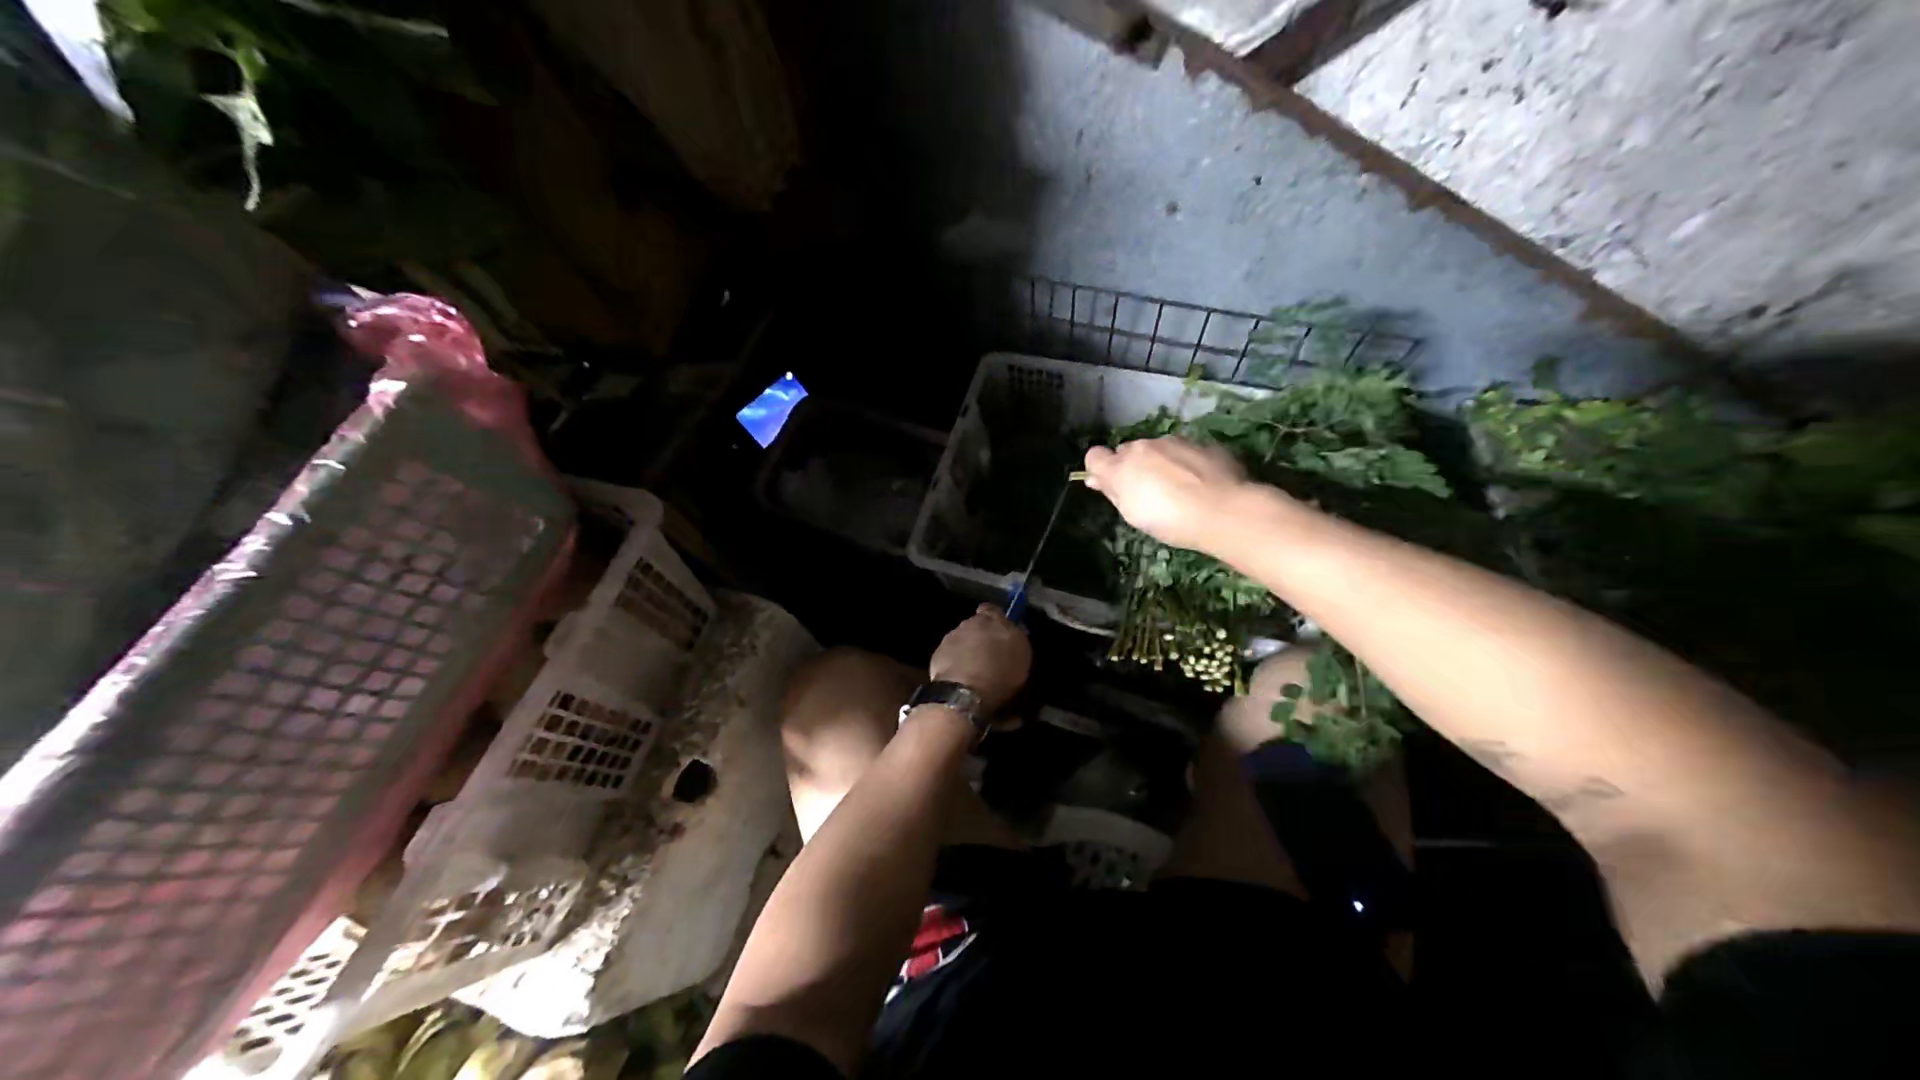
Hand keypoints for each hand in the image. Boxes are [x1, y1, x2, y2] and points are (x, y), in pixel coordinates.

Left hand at [928, 604, 1031, 713]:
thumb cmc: (1000, 674)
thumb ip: (1015, 636)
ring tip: (973, 668)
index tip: (998, 630)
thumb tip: (1012, 629)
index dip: (995, 618)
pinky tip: (959, 676)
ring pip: (961, 638)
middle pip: (975, 625)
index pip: (993, 609)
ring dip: (966, 648)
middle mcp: (969, 623)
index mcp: (993, 619)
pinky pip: (949, 654)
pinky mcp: (937, 653)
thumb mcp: (1022, 655)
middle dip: (980, 635)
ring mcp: (951, 637)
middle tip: (988, 653)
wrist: (965, 693)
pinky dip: (954, 661)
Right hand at [1080, 436, 1253, 551]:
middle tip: (1148, 494)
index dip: (1100, 469)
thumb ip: (1112, 491)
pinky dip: (1187, 463)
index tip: (1110, 486)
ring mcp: (1176, 441)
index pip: (1094, 456)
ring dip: (1161, 463)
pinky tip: (1200, 484)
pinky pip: (1186, 451)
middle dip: (1133, 467)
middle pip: (1129, 452)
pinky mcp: (1203, 443)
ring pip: (1158, 449)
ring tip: (1179, 490)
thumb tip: (1095, 478)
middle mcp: (1145, 445)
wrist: (1224, 511)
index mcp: (1121, 465)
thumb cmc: (1170, 521)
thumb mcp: (1132, 514)